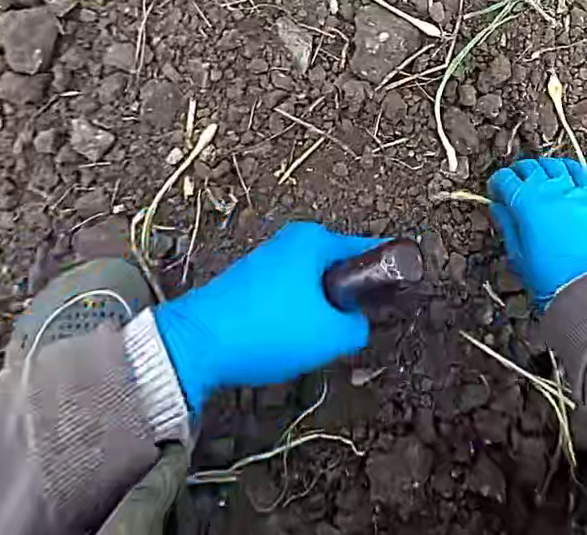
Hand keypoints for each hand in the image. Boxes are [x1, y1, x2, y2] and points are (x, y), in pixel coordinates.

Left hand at [153, 222, 383, 406]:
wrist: (193, 347)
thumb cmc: (265, 330)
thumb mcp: (328, 336)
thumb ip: (358, 327)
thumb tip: (358, 325)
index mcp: (315, 240)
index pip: (367, 249)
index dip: (384, 273)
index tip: (392, 294)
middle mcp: (293, 239)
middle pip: (339, 267)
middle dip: (346, 295)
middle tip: (348, 324)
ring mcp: (269, 256)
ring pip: (313, 281)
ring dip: (319, 305)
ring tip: (314, 334)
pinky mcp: (250, 278)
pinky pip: (289, 289)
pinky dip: (295, 309)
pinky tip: (287, 335)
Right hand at [488, 156, 586, 309]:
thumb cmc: (551, 278)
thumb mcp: (518, 255)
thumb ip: (507, 225)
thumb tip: (497, 206)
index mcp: (525, 203)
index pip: (505, 179)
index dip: (497, 182)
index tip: (496, 190)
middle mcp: (548, 190)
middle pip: (528, 167)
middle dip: (517, 172)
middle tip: (513, 183)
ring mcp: (572, 190)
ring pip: (553, 164)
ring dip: (541, 167)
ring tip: (538, 176)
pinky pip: (579, 170)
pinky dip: (568, 167)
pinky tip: (563, 171)